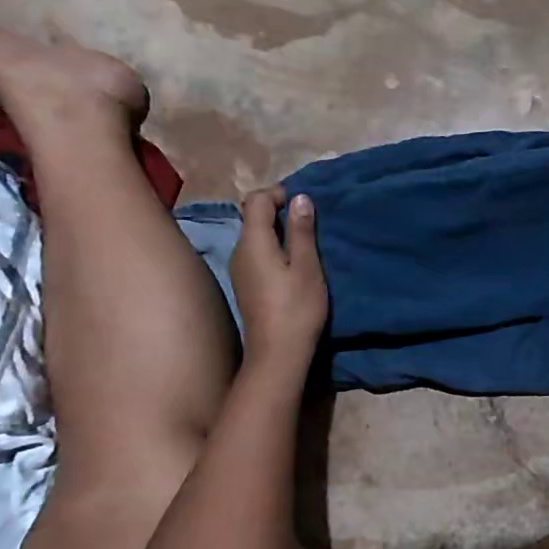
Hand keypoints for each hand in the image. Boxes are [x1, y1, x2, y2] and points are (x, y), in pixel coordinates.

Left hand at [230, 187, 327, 365]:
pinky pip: (257, 253)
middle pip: (252, 216)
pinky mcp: (246, 284)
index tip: (304, 205)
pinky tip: (293, 264)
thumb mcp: (306, 266)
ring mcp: (240, 269)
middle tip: (309, 222)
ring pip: (255, 236)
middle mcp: (239, 251)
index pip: (256, 200)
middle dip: (279, 211)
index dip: (278, 194)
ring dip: (278, 231)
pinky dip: (274, 248)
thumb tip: (299, 198)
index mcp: (252, 242)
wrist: (277, 354)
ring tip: (305, 242)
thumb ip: (301, 230)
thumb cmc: (296, 308)